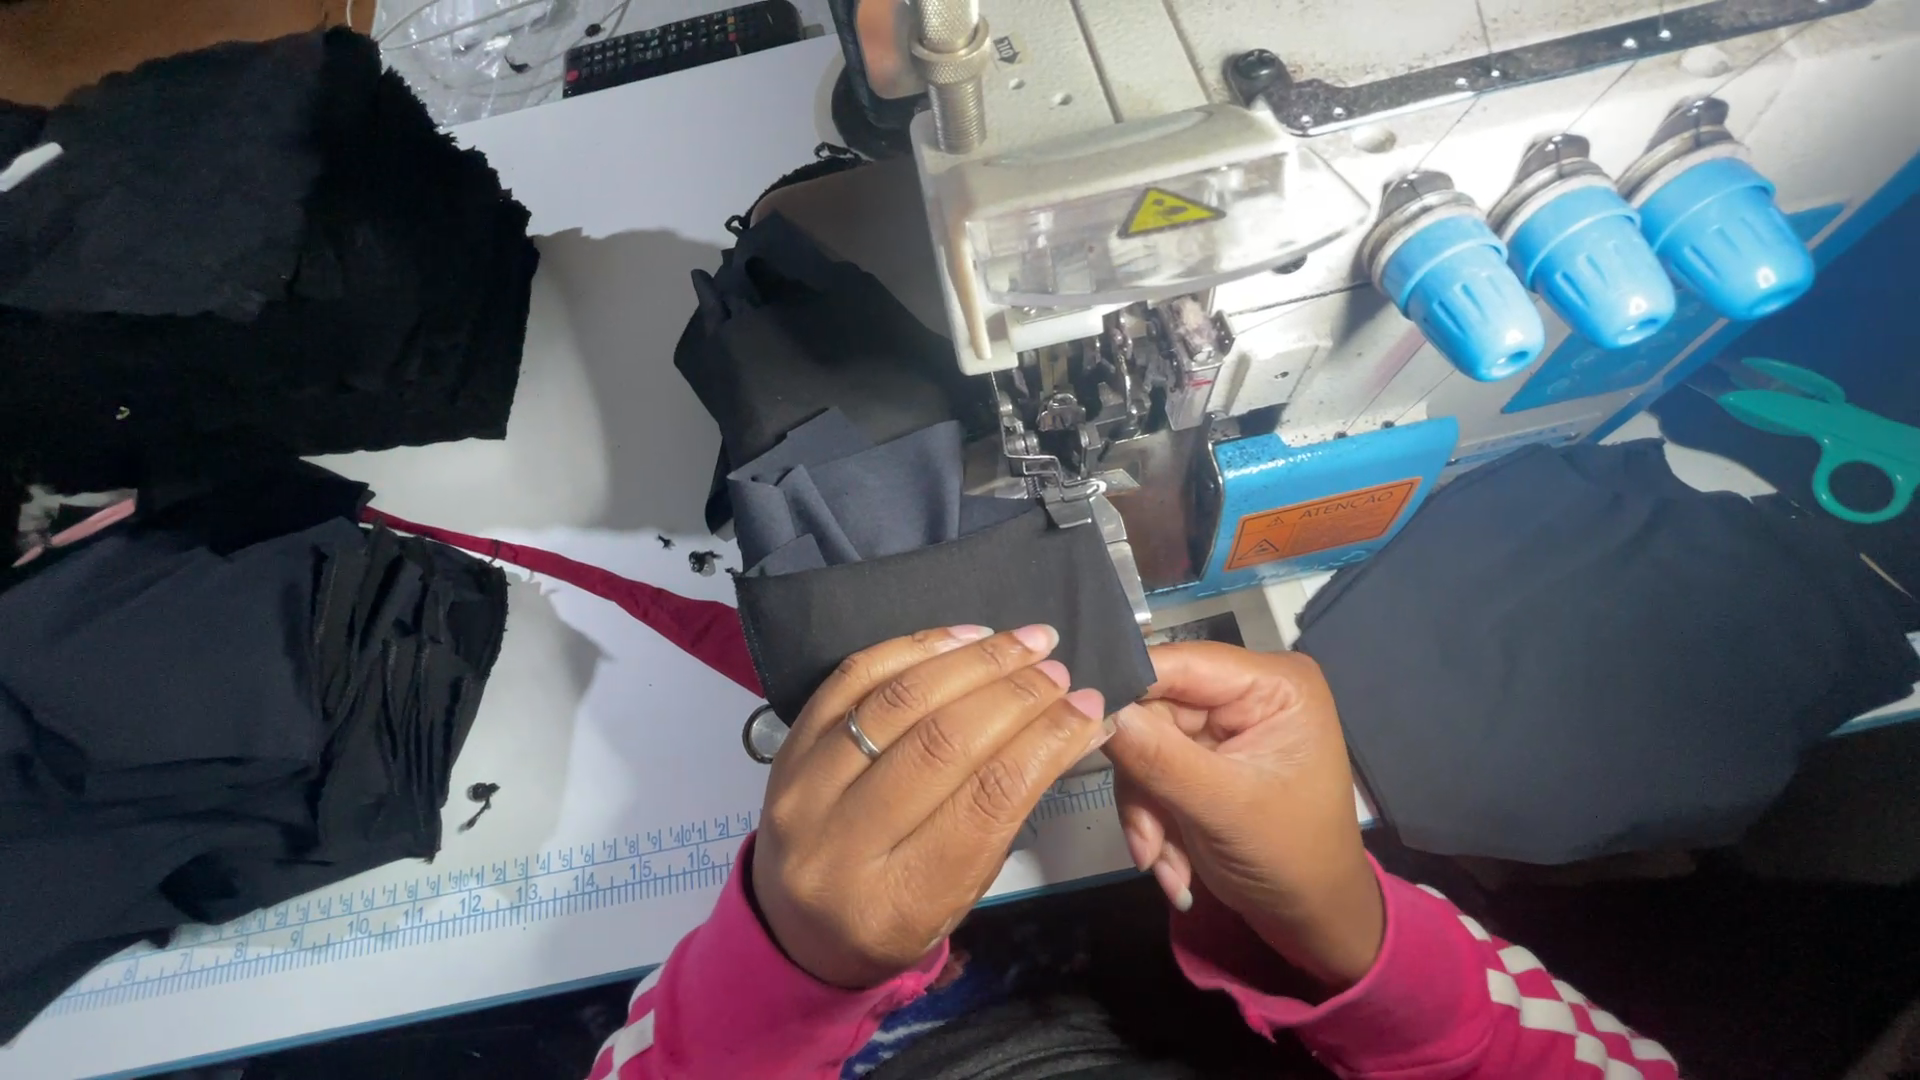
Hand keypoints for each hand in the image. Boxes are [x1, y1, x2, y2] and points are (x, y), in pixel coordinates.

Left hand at [752, 624, 1108, 988]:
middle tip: (1057, 670)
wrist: (794, 927)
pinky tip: (966, 636)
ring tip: (1025, 643)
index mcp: (898, 901)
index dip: (1045, 741)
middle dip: (1014, 695)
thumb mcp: (962, 891)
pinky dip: (917, 646)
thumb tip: (1074, 723)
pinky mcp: (789, 744)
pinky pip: (855, 675)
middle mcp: (842, 842)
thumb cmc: (894, 919)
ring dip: (974, 661)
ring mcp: (805, 787)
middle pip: (943, 743)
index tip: (1085, 706)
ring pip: (900, 701)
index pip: (987, 801)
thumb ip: (1010, 809)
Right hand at [1104, 643, 1382, 991]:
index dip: (1126, 687)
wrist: (1311, 922)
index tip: (1081, 723)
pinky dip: (1151, 816)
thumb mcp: (1226, 809)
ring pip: (1142, 742)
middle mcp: (1243, 691)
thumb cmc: (1292, 861)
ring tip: (1161, 862)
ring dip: (1145, 808)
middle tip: (1146, 838)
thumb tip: (1097, 710)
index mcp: (1271, 683)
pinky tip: (1169, 863)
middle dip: (1144, 778)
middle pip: (1153, 708)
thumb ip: (1159, 756)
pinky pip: (1148, 768)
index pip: (1179, 663)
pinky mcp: (1198, 755)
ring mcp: (1219, 725)